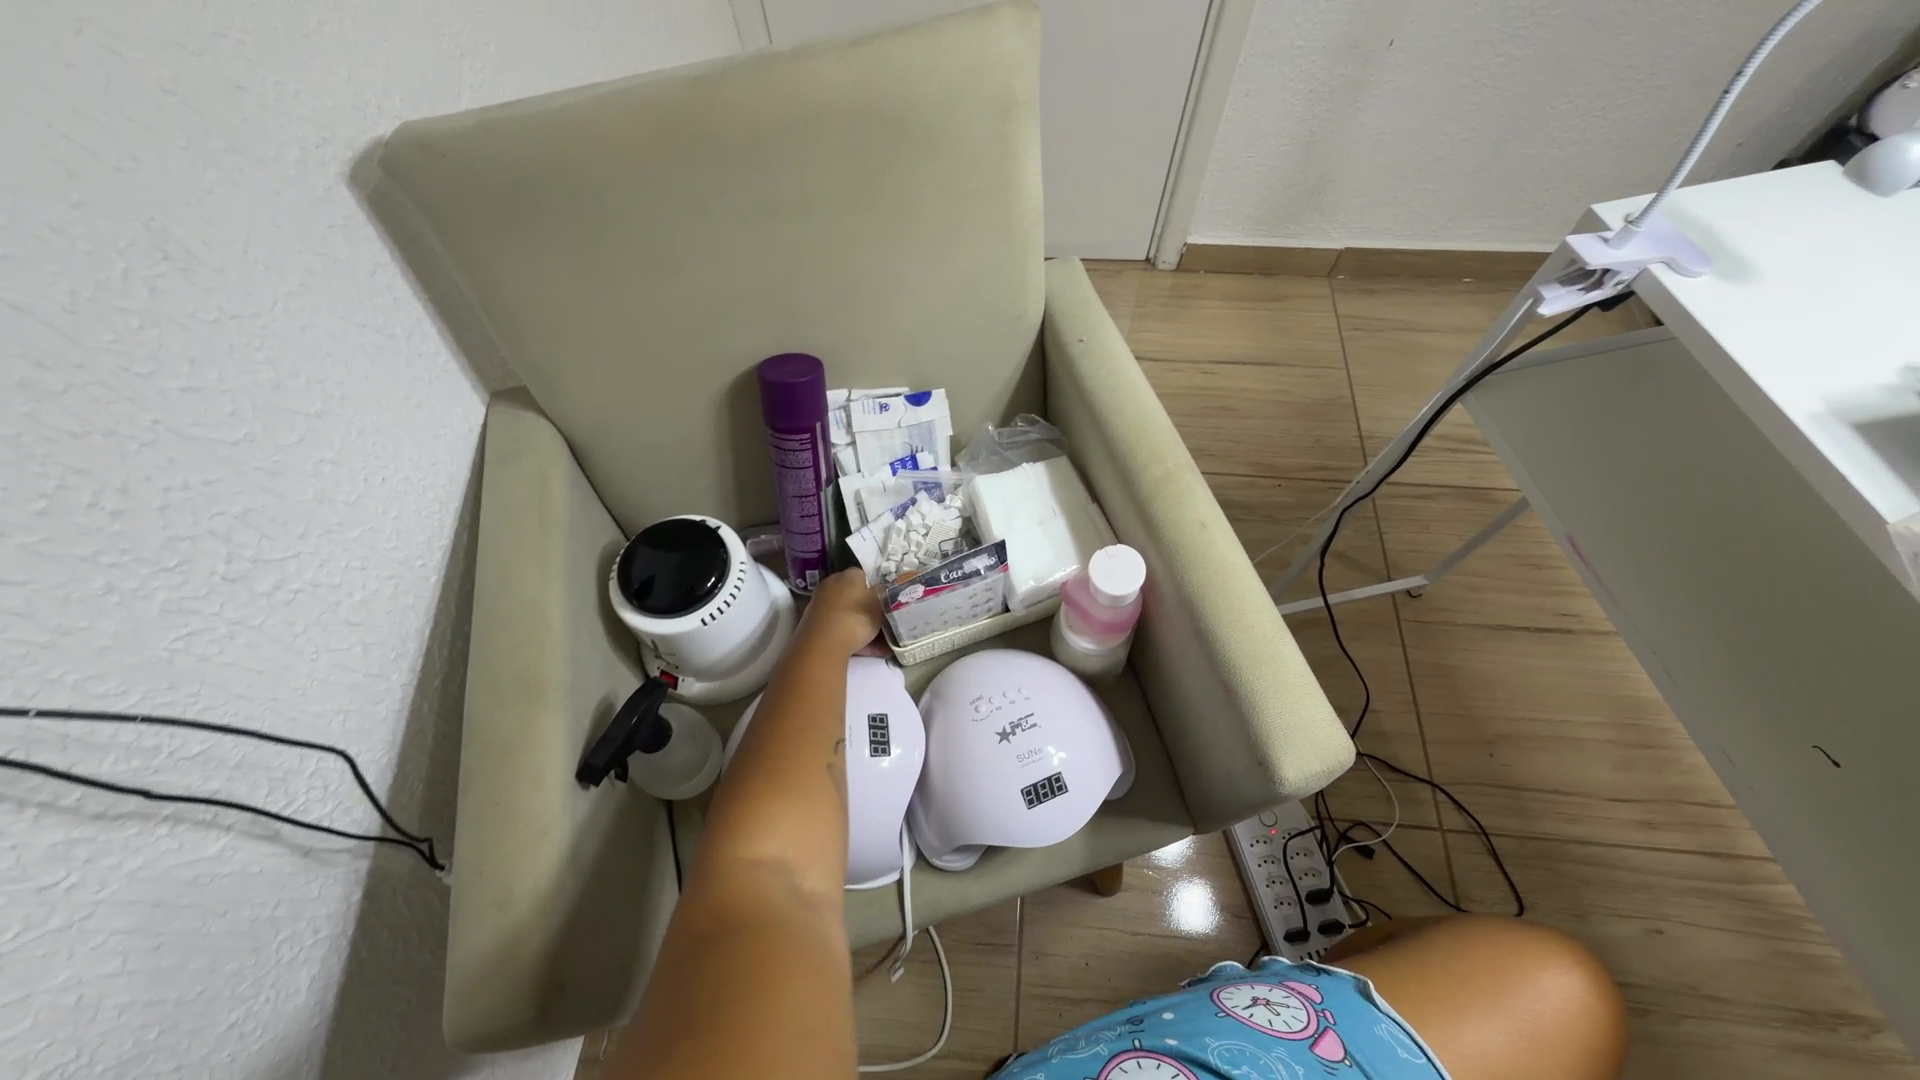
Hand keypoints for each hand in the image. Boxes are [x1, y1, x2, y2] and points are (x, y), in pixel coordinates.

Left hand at [798, 569, 883, 655]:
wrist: (823, 644)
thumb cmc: (856, 618)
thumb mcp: (879, 604)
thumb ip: (882, 594)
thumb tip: (881, 588)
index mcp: (848, 575)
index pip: (864, 575)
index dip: (875, 588)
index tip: (884, 602)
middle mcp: (831, 584)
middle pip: (852, 594)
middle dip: (865, 607)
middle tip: (880, 622)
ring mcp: (819, 603)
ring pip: (846, 613)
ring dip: (859, 624)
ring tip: (877, 643)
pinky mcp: (813, 621)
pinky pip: (837, 626)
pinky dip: (848, 636)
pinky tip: (862, 649)